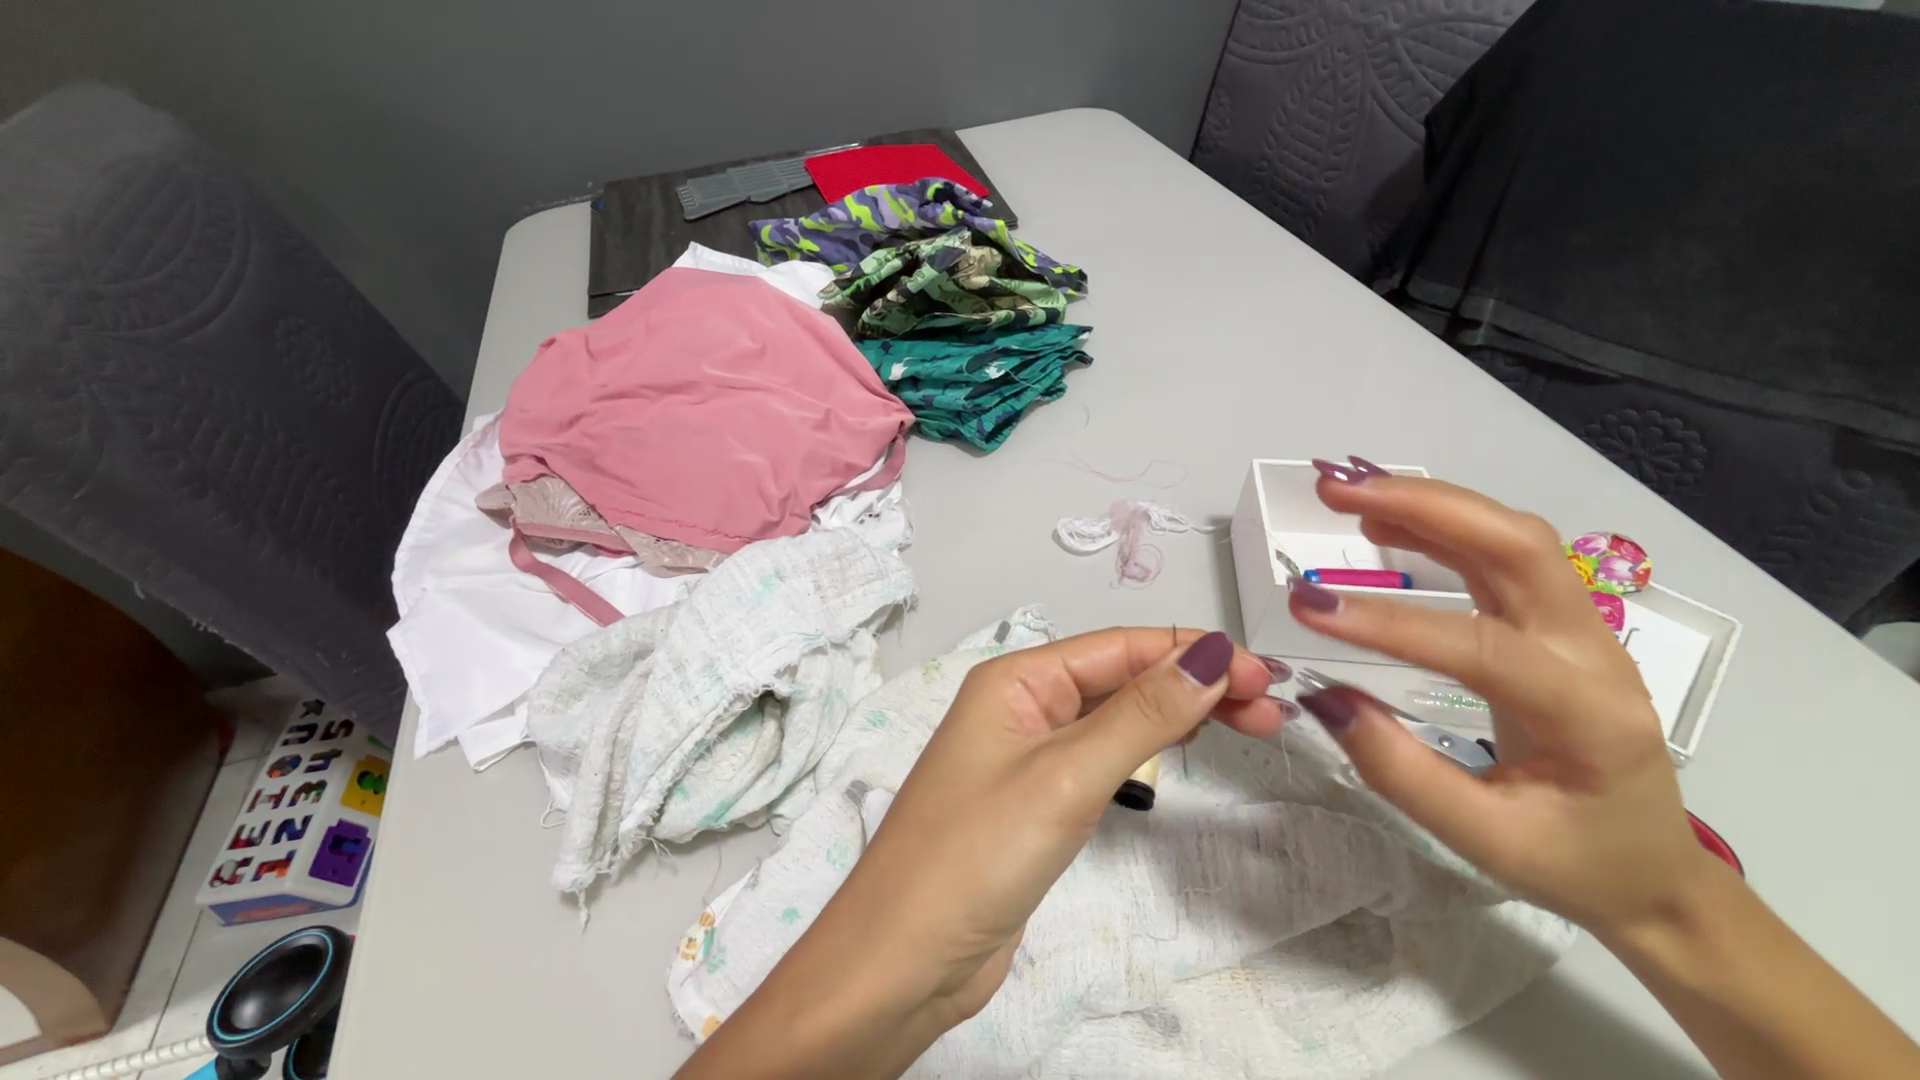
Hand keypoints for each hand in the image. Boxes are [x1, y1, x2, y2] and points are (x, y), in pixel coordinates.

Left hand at [678, 628, 1286, 1078]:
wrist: (904, 959)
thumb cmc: (972, 857)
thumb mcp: (1065, 776)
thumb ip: (1141, 715)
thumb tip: (1211, 657)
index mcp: (1015, 680)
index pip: (1118, 647)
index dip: (1191, 652)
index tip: (1262, 672)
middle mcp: (1020, 706)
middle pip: (1121, 677)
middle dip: (1193, 684)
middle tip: (1270, 706)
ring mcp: (1028, 755)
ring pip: (1116, 716)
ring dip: (1178, 714)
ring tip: (1248, 724)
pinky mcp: (1037, 802)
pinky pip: (1102, 756)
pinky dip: (1148, 748)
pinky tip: (1182, 748)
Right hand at [1284, 460, 1714, 936]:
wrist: (1652, 868)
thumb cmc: (1574, 860)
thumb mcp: (1485, 839)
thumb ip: (1401, 772)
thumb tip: (1322, 698)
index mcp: (1590, 715)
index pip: (1483, 647)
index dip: (1392, 623)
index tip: (1308, 607)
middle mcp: (1594, 652)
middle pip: (1520, 547)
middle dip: (1425, 508)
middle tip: (1335, 492)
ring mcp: (1581, 629)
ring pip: (1512, 537)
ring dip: (1430, 504)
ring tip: (1348, 493)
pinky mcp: (1554, 625)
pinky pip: (1503, 555)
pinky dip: (1442, 525)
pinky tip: (1385, 523)